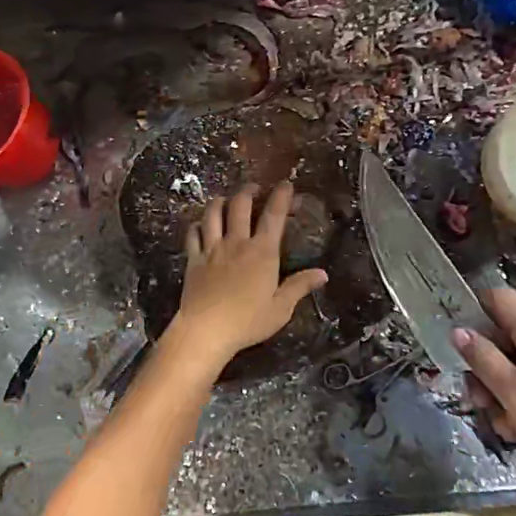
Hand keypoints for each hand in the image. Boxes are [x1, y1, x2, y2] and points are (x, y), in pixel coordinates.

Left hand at [169, 182, 328, 365]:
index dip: (281, 197)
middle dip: (249, 191)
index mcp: (262, 252)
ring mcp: (212, 249)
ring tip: (226, 199)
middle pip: (240, 205)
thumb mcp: (281, 308)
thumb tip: (323, 274)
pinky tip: (201, 225)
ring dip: (221, 201)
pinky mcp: (193, 260)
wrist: (205, 331)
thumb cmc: (247, 321)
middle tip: (255, 189)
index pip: (273, 216)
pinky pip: (193, 233)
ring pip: (213, 213)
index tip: (286, 185)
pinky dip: (198, 224)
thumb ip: (300, 287)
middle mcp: (237, 243)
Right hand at [452, 284, 515, 481]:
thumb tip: (458, 331)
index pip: (499, 297)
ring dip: (498, 388)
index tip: (454, 338)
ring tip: (498, 420)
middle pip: (502, 335)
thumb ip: (485, 361)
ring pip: (514, 362)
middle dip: (482, 364)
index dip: (472, 309)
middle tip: (475, 397)